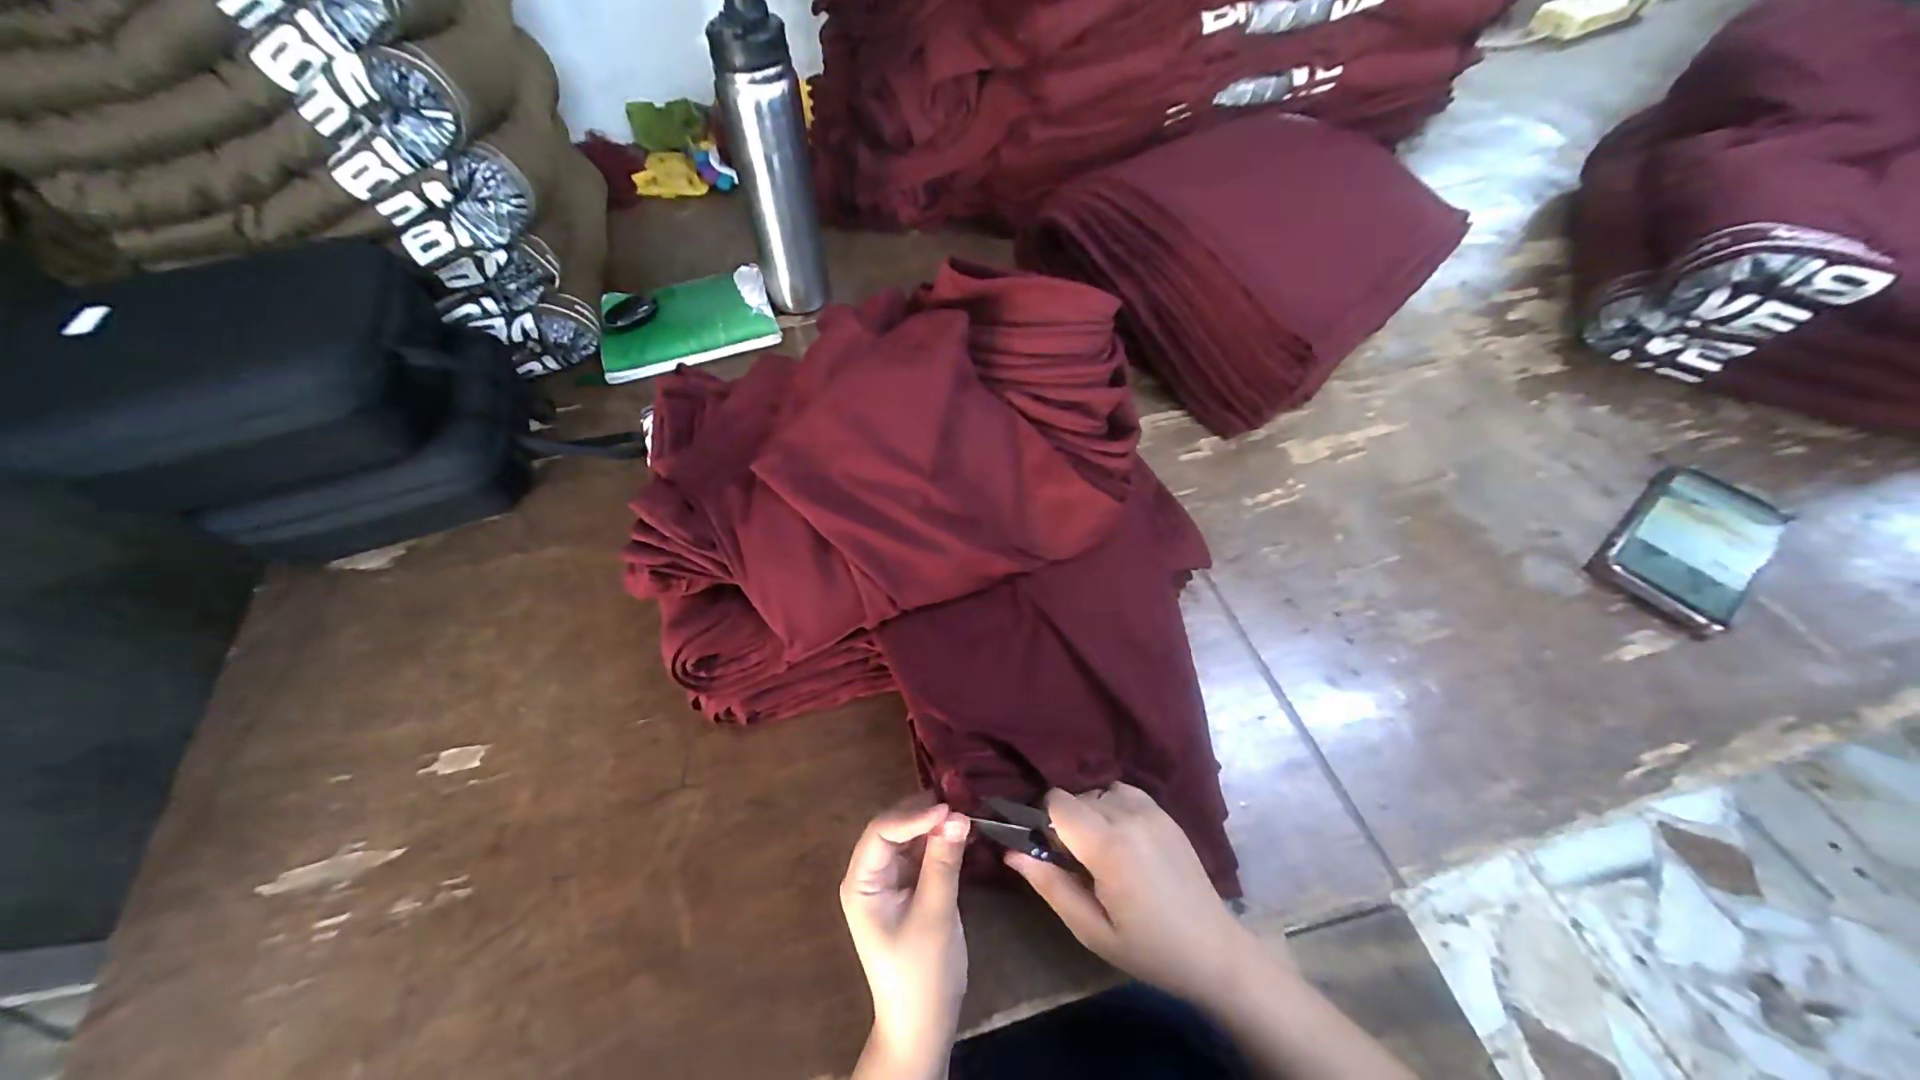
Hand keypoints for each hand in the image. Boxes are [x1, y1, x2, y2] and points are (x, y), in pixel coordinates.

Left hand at [840, 793, 971, 1079]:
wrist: (924, 1022)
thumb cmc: (922, 973)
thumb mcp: (935, 916)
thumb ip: (944, 863)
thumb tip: (958, 815)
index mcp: (861, 883)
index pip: (881, 832)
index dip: (913, 816)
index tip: (949, 808)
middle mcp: (871, 874)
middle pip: (893, 828)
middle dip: (924, 813)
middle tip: (960, 802)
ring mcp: (890, 879)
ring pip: (909, 836)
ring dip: (934, 823)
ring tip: (964, 811)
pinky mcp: (910, 886)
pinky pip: (922, 851)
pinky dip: (940, 839)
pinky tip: (962, 832)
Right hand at [1003, 783, 1276, 1004]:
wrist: (1214, 950)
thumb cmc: (1148, 949)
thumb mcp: (1091, 929)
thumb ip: (1049, 885)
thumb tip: (1010, 851)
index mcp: (1109, 844)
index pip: (1056, 801)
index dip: (1042, 820)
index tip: (1046, 850)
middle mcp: (1129, 815)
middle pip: (1075, 795)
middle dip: (1065, 821)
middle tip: (1074, 861)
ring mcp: (1151, 810)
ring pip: (1098, 791)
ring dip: (1089, 813)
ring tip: (1099, 851)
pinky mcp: (1165, 812)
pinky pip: (1123, 792)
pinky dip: (1111, 807)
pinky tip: (1120, 840)